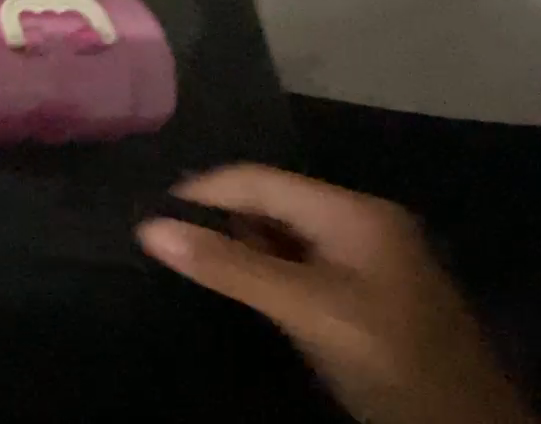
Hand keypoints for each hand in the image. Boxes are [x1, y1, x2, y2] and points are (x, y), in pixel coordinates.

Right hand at [136, 164, 533, 423]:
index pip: (256, 179)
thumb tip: (147, 229)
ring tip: (194, 260)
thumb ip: (228, 267)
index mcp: (352, 211)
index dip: (200, 192)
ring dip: (237, 242)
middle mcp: (359, 220)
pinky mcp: (363, 287)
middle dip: (217, 217)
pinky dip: (261, 264)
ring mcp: (365, 254)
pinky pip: (296, 258)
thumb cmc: (393, 362)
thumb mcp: (306, 311)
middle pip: (267, 200)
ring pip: (278, 229)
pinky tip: (240, 283)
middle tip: (169, 241)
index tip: (152, 216)